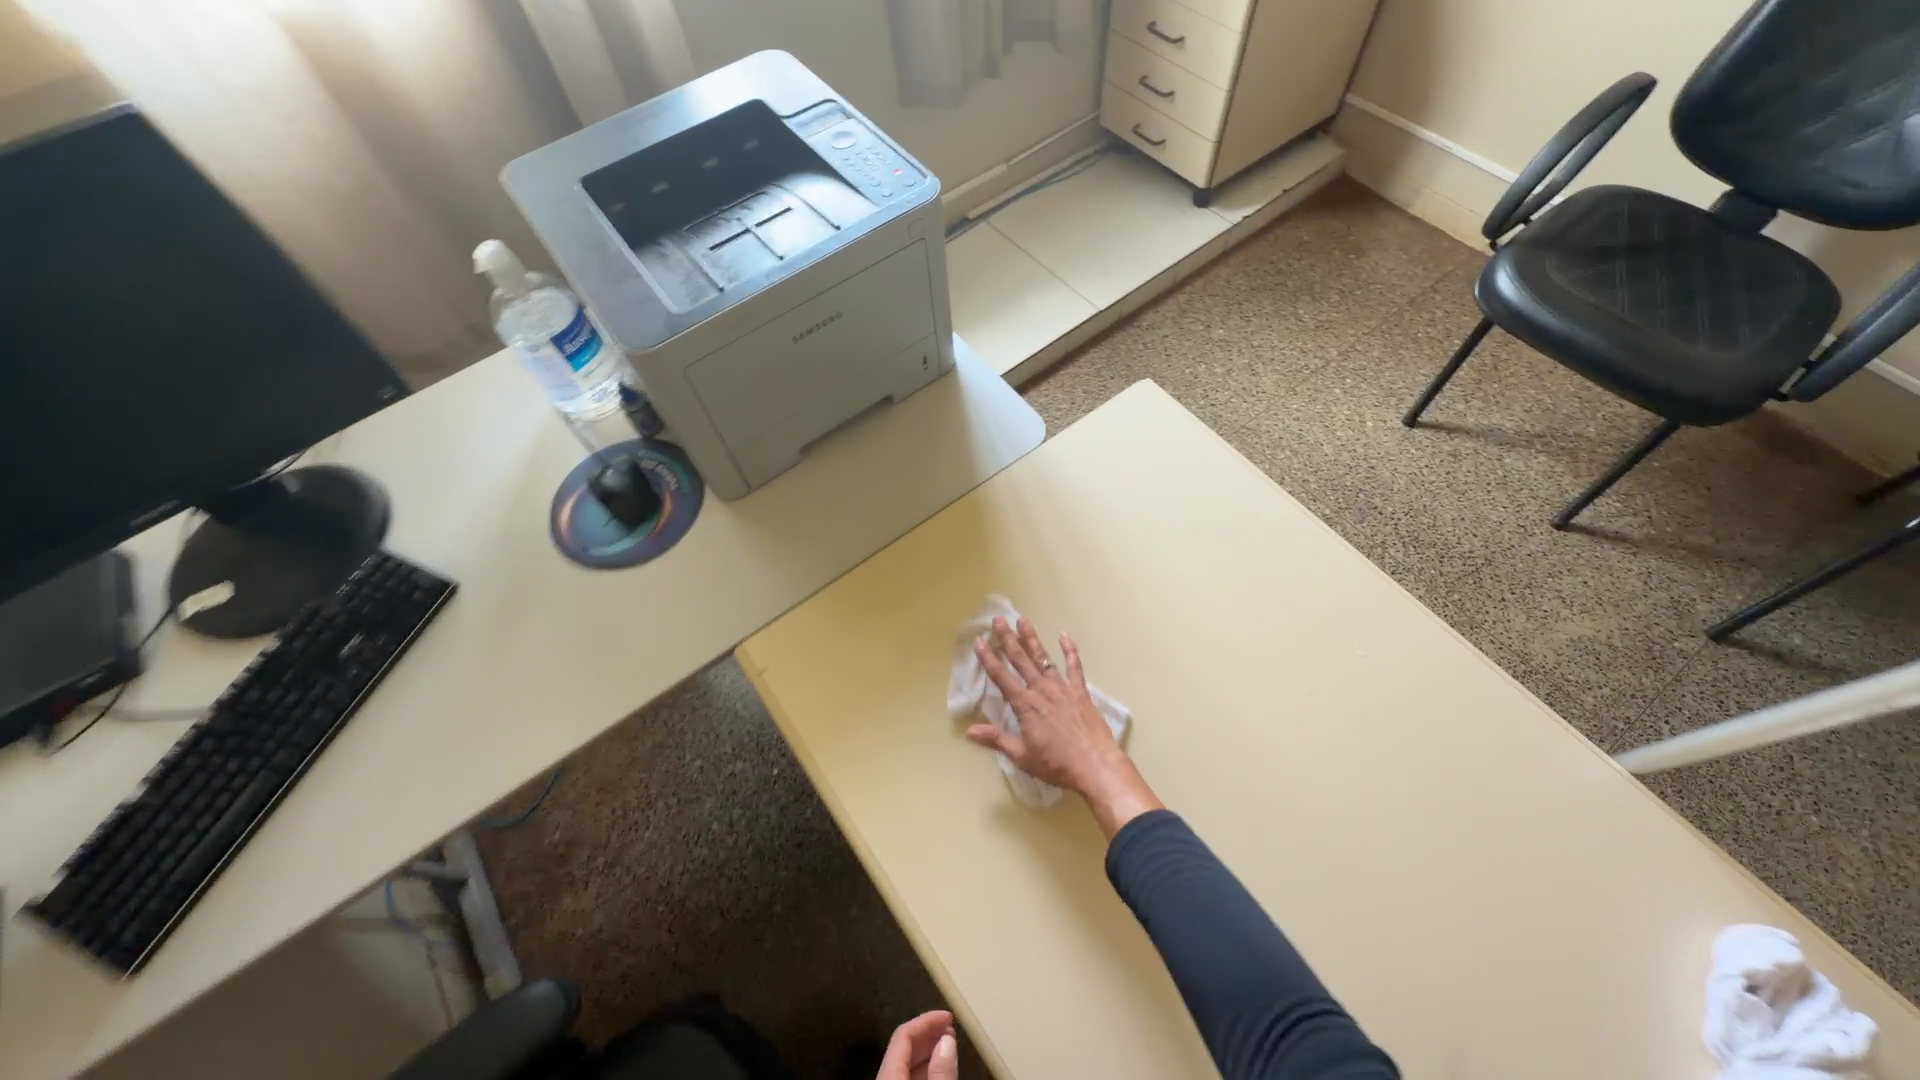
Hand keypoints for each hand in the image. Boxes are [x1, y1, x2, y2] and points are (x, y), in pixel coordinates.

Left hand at [877, 1010, 958, 1079]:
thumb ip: (941, 1071)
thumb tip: (947, 1039)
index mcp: (887, 1076)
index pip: (902, 1035)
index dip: (927, 1020)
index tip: (949, 1016)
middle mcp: (881, 1078)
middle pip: (901, 1048)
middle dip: (927, 1034)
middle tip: (951, 1029)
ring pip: (902, 1064)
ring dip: (926, 1052)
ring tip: (948, 1046)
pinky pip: (904, 1076)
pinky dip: (922, 1069)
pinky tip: (937, 1069)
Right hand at [970, 617, 1162, 836]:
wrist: (1095, 765)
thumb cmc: (1056, 764)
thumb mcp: (1022, 756)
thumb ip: (997, 739)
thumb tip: (970, 730)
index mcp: (1025, 705)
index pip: (1001, 677)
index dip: (988, 658)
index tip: (979, 641)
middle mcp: (1041, 690)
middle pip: (1020, 660)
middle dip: (1007, 639)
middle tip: (998, 620)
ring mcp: (1063, 688)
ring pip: (1043, 658)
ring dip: (1032, 639)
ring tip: (1023, 620)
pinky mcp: (1080, 692)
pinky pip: (1074, 667)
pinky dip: (1070, 650)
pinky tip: (1064, 636)